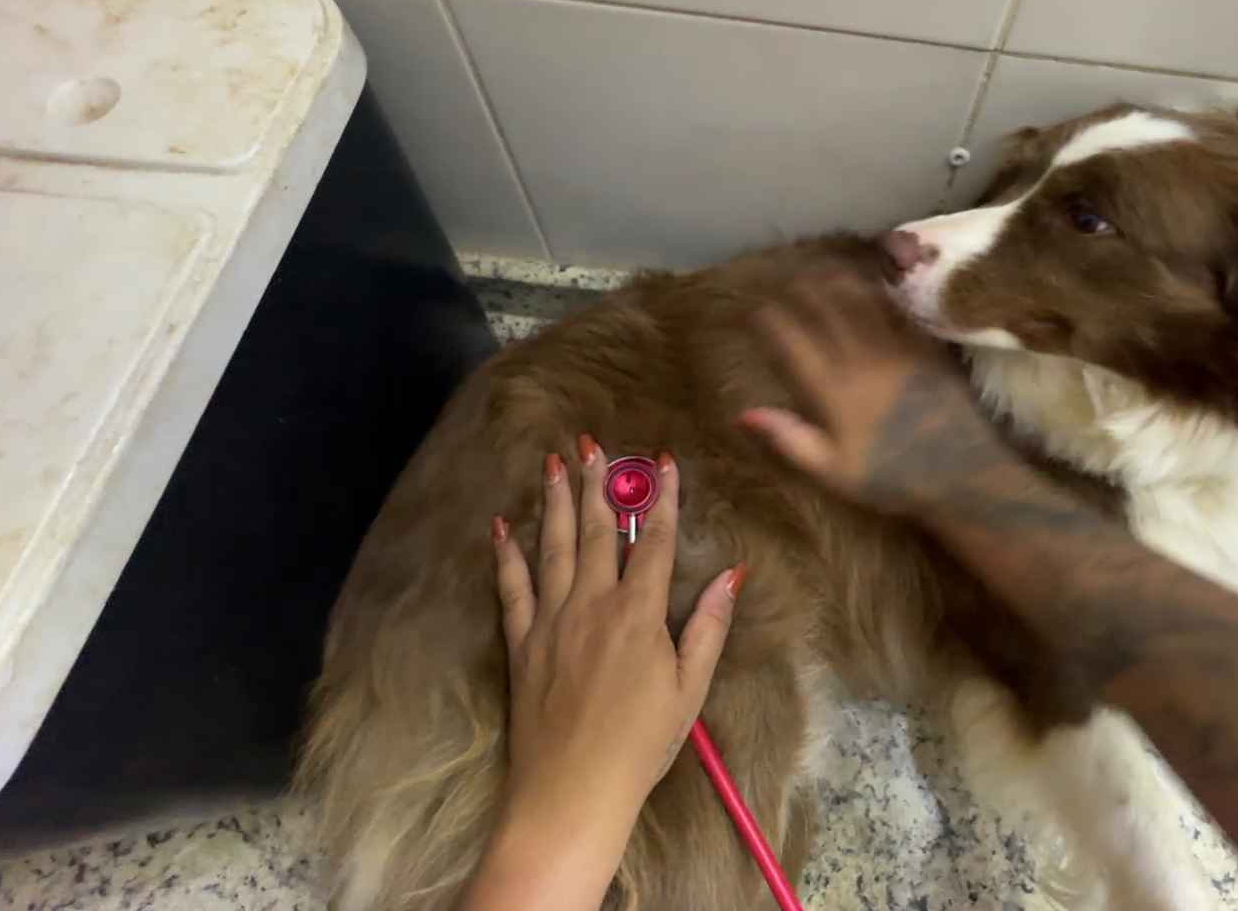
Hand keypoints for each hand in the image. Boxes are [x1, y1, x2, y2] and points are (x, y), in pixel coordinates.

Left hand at [489, 441, 741, 843]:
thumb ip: (709, 625)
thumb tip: (734, 572)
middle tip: (592, 444)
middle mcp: (593, 603)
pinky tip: (504, 526)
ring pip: (555, 547)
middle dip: (598, 483)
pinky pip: (513, 587)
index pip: (656, 541)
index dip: (663, 498)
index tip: (664, 461)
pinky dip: (508, 554)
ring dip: (556, 501)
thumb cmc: (642, 742)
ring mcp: (552, 619)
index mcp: (639, 612)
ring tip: (553, 462)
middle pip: (599, 531)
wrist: (571, 792)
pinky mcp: (522, 641)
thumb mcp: (690, 687)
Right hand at [740, 268, 1014, 517]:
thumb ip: (789, 440)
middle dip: (802, 292)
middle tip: (788, 284)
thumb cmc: (892, 478)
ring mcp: (897, 349)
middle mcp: (861, 360)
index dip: (770, 322)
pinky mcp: (927, 349)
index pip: (792, 343)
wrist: (962, 474)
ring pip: (861, 302)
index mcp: (833, 390)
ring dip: (839, 284)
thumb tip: (745, 413)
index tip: (756, 312)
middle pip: (826, 311)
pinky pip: (900, 312)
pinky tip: (876, 290)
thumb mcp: (833, 471)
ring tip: (825, 274)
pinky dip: (883, 296)